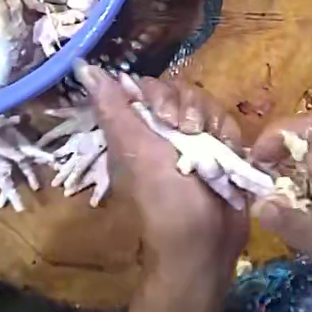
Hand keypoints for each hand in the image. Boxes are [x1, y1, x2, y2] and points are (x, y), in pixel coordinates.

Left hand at [79, 63, 248, 303]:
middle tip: (191, 134)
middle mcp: (164, 130)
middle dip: (192, 109)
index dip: (162, 95)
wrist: (204, 246)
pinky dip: (230, 137)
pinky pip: (229, 124)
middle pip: (184, 91)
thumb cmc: (164, 202)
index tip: (167, 117)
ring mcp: (195, 140)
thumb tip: (81, 65)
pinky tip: (230, 155)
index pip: (151, 86)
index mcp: (138, 129)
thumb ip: (113, 109)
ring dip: (214, 125)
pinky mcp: (221, 151)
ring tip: (214, 151)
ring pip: (209, 105)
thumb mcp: (135, 152)